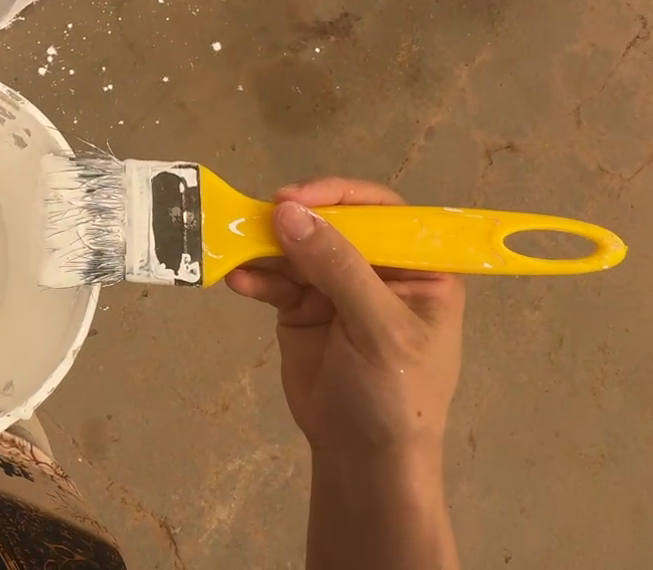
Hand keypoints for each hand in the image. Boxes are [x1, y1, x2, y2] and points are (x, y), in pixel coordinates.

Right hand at [224, 178, 463, 460]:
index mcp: (416, 268)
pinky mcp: (299, 305)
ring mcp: (334, 286)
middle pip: (328, 223)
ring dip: (263, 248)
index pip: (380, 211)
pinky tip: (238, 282)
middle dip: (292, 221)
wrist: (361, 457)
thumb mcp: (380, 331)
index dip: (338, 196)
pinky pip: (272, 278)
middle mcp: (374, 269)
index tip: (294, 198)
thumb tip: (288, 212)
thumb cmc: (395, 395)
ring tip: (236, 252)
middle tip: (256, 220)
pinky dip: (253, 277)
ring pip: (293, 247)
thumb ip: (338, 269)